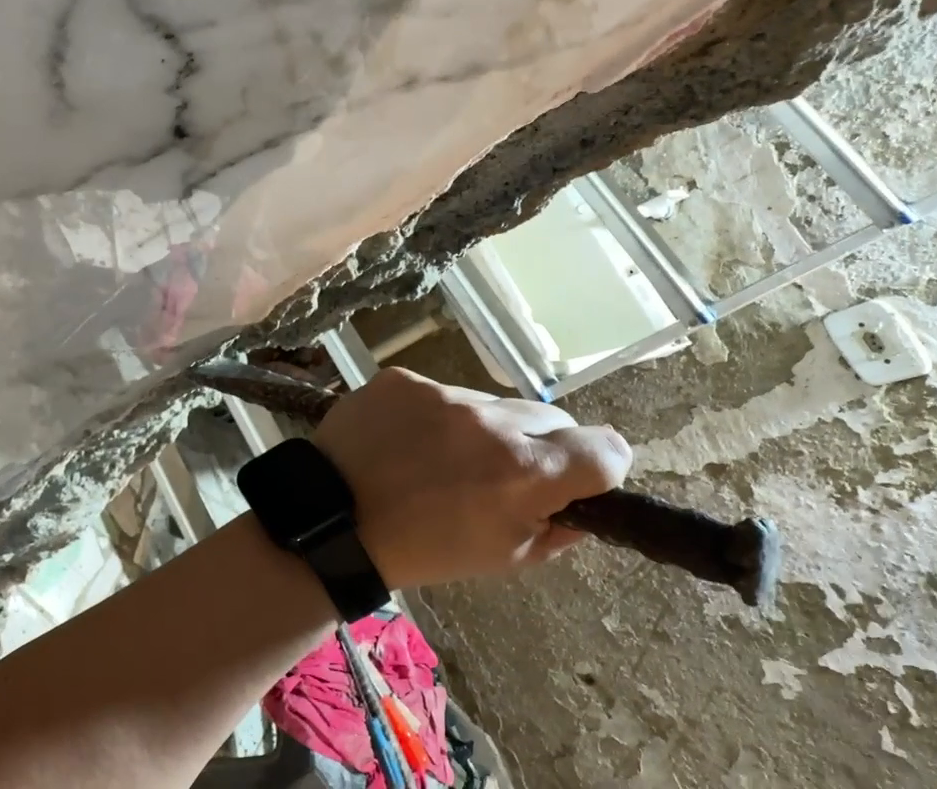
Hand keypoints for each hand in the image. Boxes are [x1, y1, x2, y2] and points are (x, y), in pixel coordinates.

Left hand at [311, 366, 630, 588]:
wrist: (331, 517)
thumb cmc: (422, 549)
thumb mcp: (503, 556)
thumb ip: (556, 528)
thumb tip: (582, 505)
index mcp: (526, 470)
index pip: (605, 448)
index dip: (600, 466)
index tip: (582, 477)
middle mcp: (489, 420)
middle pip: (549, 418)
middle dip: (541, 444)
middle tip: (504, 471)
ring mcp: (441, 393)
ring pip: (490, 402)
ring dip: (483, 427)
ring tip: (441, 459)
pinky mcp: (400, 379)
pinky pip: (438, 391)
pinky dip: (435, 414)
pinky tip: (407, 441)